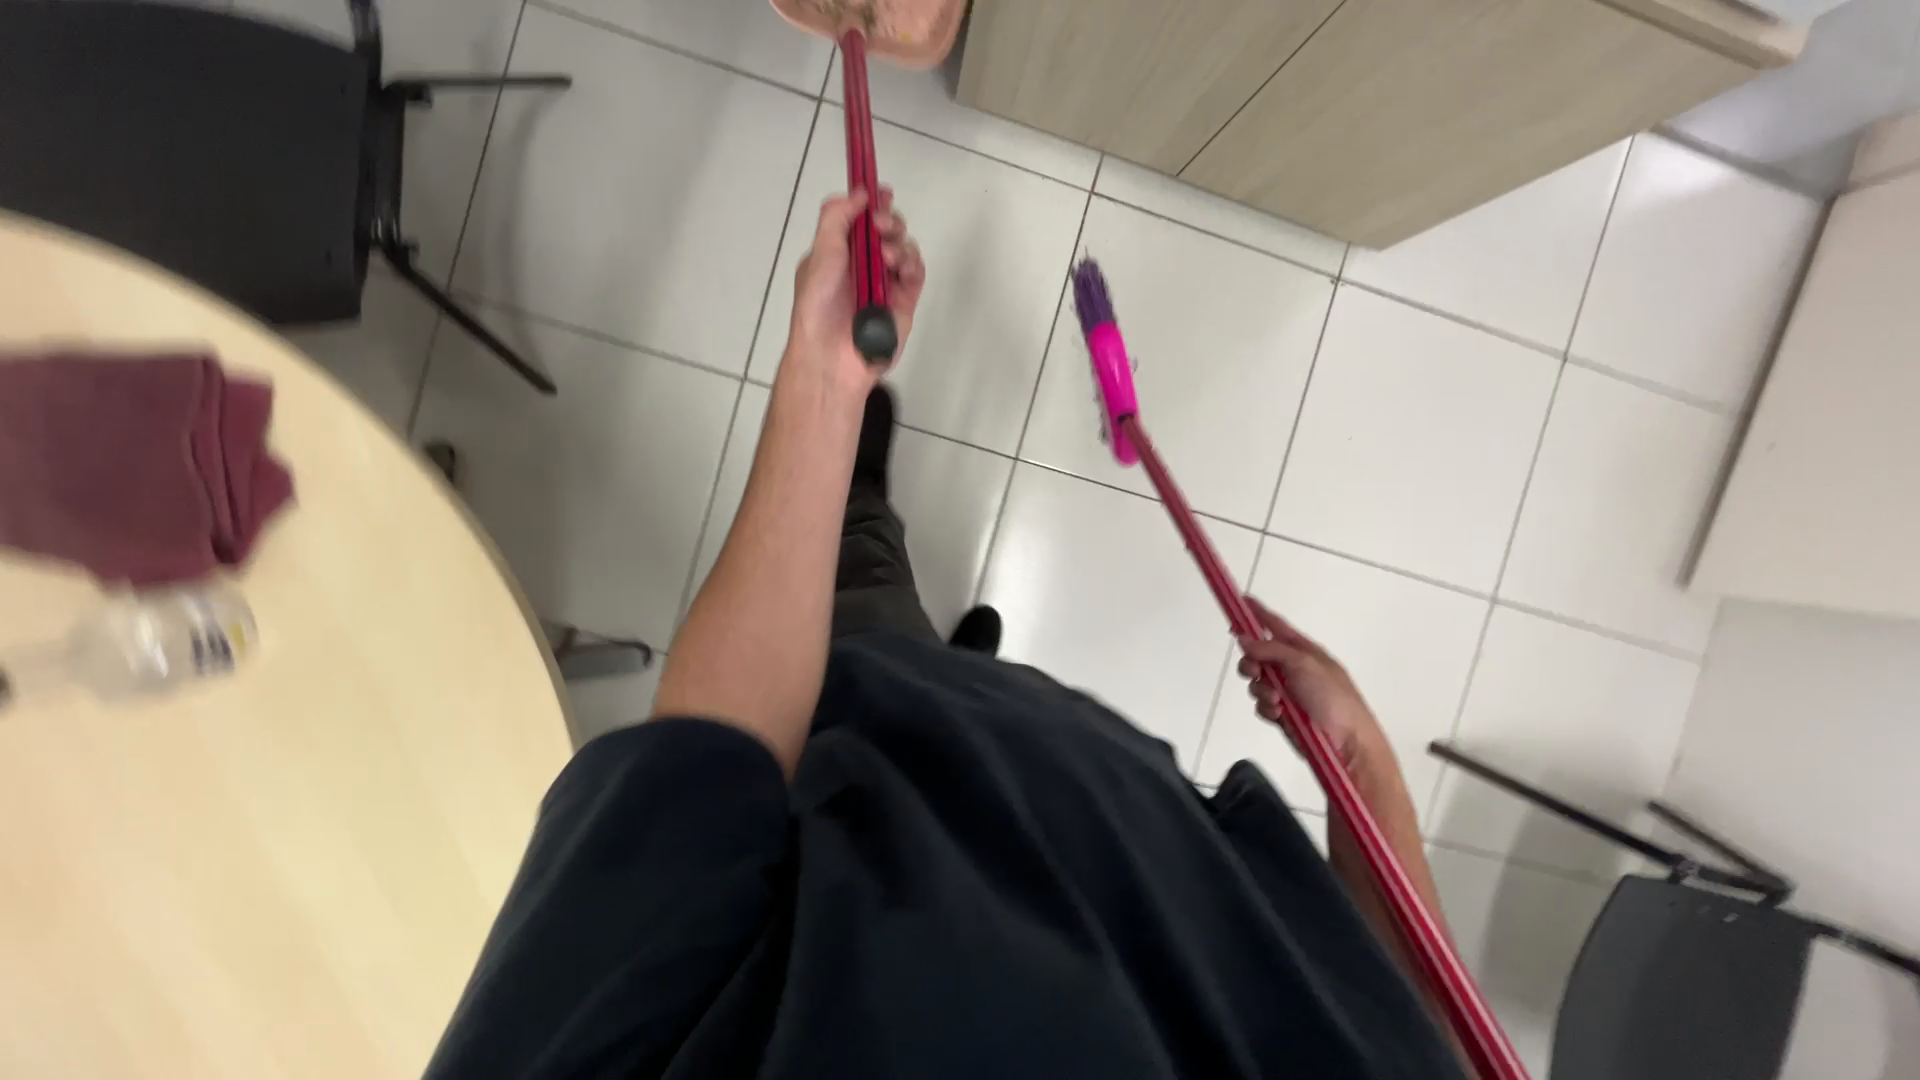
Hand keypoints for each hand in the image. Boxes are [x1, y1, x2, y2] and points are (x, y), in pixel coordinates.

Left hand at [786, 187, 925, 389]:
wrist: (830, 356)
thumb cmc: (818, 307)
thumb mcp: (819, 255)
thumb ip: (837, 219)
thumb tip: (861, 193)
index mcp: (840, 251)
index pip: (861, 218)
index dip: (873, 202)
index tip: (881, 191)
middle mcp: (865, 263)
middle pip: (888, 228)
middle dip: (889, 219)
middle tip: (881, 225)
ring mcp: (886, 282)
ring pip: (905, 248)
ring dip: (899, 242)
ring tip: (886, 256)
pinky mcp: (904, 301)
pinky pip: (916, 274)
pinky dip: (912, 264)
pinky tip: (901, 267)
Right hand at [1236, 597, 1390, 771]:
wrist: (1348, 744)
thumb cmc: (1332, 698)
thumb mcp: (1304, 665)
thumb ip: (1271, 650)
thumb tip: (1243, 638)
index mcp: (1304, 651)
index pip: (1276, 626)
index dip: (1258, 613)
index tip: (1239, 600)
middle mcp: (1294, 668)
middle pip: (1258, 655)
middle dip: (1251, 662)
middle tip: (1254, 671)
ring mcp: (1288, 691)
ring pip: (1257, 681)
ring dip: (1261, 690)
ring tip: (1277, 701)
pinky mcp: (1283, 714)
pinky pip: (1262, 704)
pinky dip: (1267, 708)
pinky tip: (1279, 715)